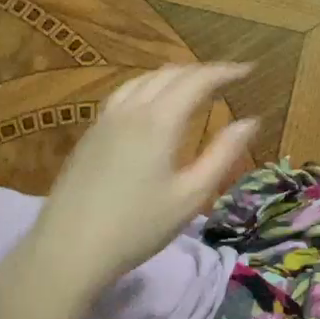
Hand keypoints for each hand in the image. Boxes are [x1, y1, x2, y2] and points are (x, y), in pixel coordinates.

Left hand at [14, 64, 256, 293]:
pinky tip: (152, 104)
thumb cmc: (138, 226)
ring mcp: (105, 119)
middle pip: (169, 74)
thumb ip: (223, 154)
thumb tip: (250, 121)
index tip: (249, 70)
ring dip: (173, 75)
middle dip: (202, 71)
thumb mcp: (191, 195)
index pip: (197, 80)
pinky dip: (148, 87)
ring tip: (193, 86)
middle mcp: (131, 110)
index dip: (225, 72)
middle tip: (227, 79)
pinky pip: (124, 93)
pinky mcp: (90, 134)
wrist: (69, 249)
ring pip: (143, 79)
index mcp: (159, 121)